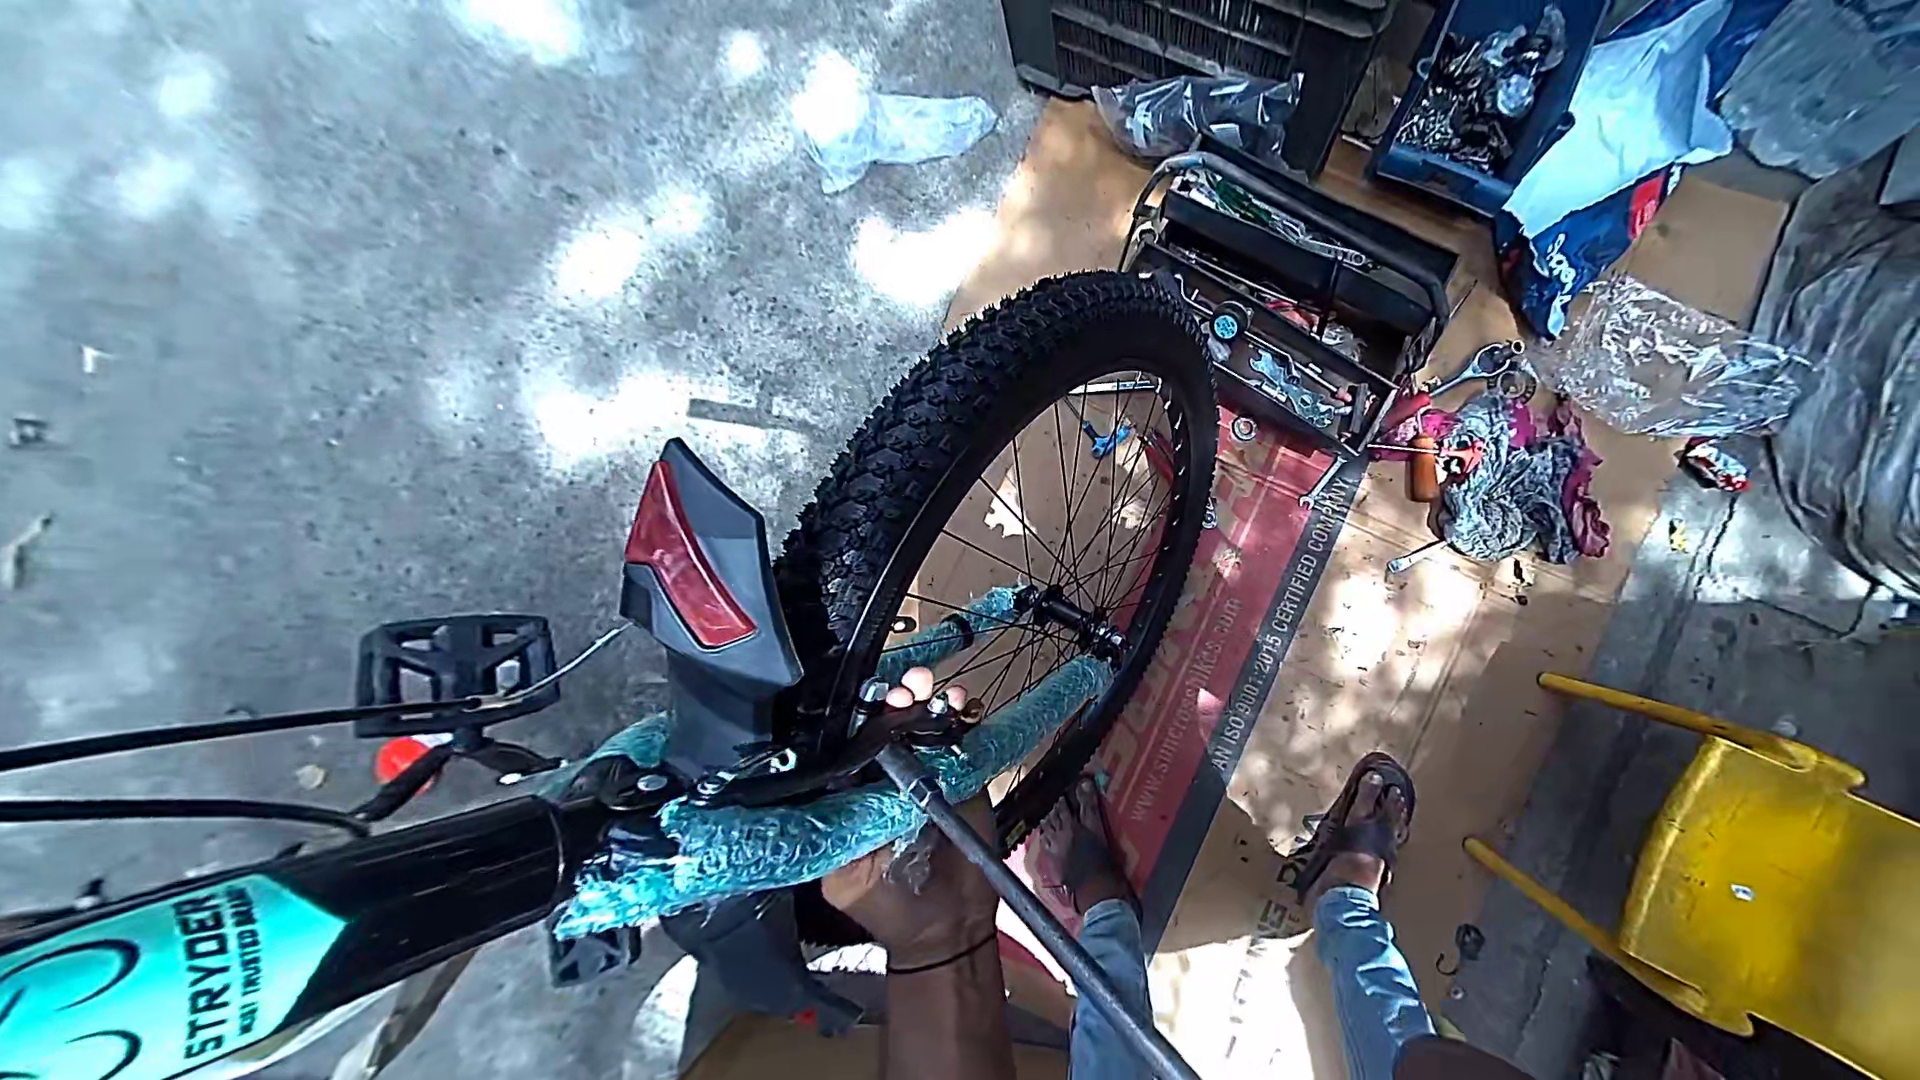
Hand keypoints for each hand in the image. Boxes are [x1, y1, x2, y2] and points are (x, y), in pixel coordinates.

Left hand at [822, 667, 998, 968]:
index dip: (865, 714)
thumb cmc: (888, 901)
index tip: (876, 697)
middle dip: (899, 696)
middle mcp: (893, 770)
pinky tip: (967, 705)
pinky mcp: (966, 771)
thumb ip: (839, 828)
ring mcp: (931, 767)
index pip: (858, 738)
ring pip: (928, 719)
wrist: (950, 926)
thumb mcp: (846, 872)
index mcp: (860, 787)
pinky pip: (964, 734)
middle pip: (893, 721)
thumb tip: (832, 779)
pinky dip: (966, 714)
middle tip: (907, 690)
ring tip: (932, 689)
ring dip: (930, 697)